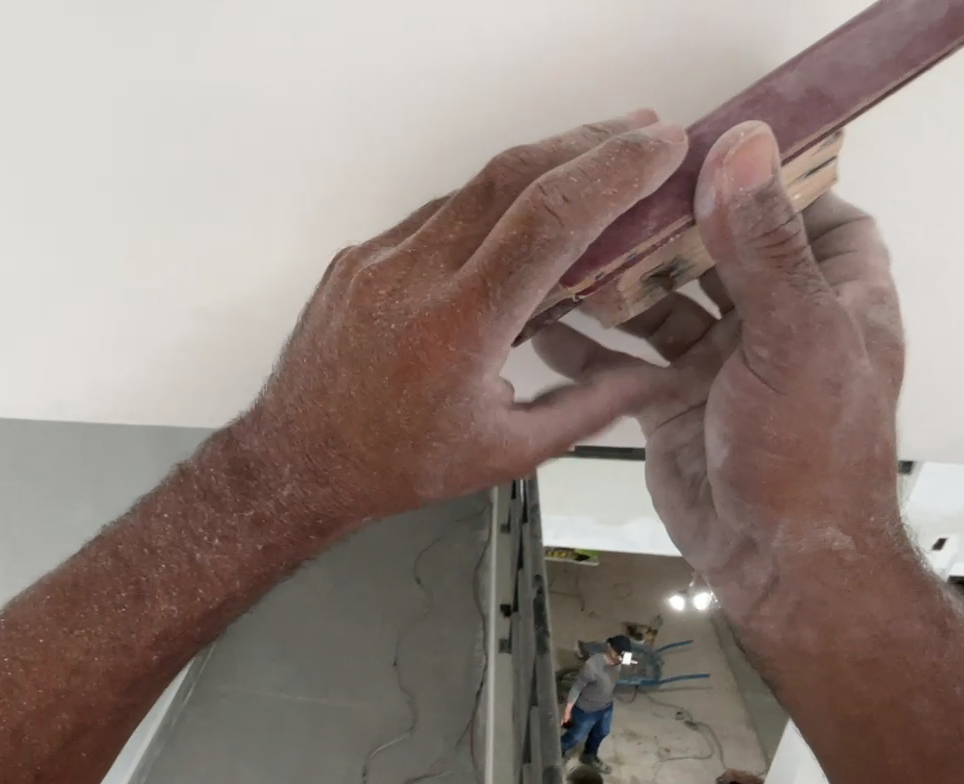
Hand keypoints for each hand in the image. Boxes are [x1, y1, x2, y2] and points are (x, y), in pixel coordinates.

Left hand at [230, 112, 688, 525]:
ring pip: (471, 189)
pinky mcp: (356, 260)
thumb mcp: (504, 453)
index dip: (615, 170)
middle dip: (588, 144)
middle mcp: (412, 281)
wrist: (300, 462)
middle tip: (641, 136)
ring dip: (537, 170)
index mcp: (458, 331)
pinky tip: (512, 220)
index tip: (662, 147)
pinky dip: (483, 205)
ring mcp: (376, 263)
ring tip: (586, 174)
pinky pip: (432, 215)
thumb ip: (588, 409)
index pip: (549, 218)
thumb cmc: (394, 465)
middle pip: (512, 175)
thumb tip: (653, 376)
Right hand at [534, 121, 907, 619]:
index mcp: (832, 291)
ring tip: (565, 259)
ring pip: (662, 306)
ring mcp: (717, 362)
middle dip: (665, 230)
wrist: (768, 554)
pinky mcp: (670, 402)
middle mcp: (774, 320)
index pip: (804, 208)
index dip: (758, 177)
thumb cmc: (803, 450)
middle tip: (606, 201)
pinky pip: (626, 362)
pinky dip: (590, 349)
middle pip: (717, 252)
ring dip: (618, 288)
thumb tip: (740, 148)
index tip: (695, 150)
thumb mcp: (792, 335)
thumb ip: (762, 246)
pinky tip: (549, 331)